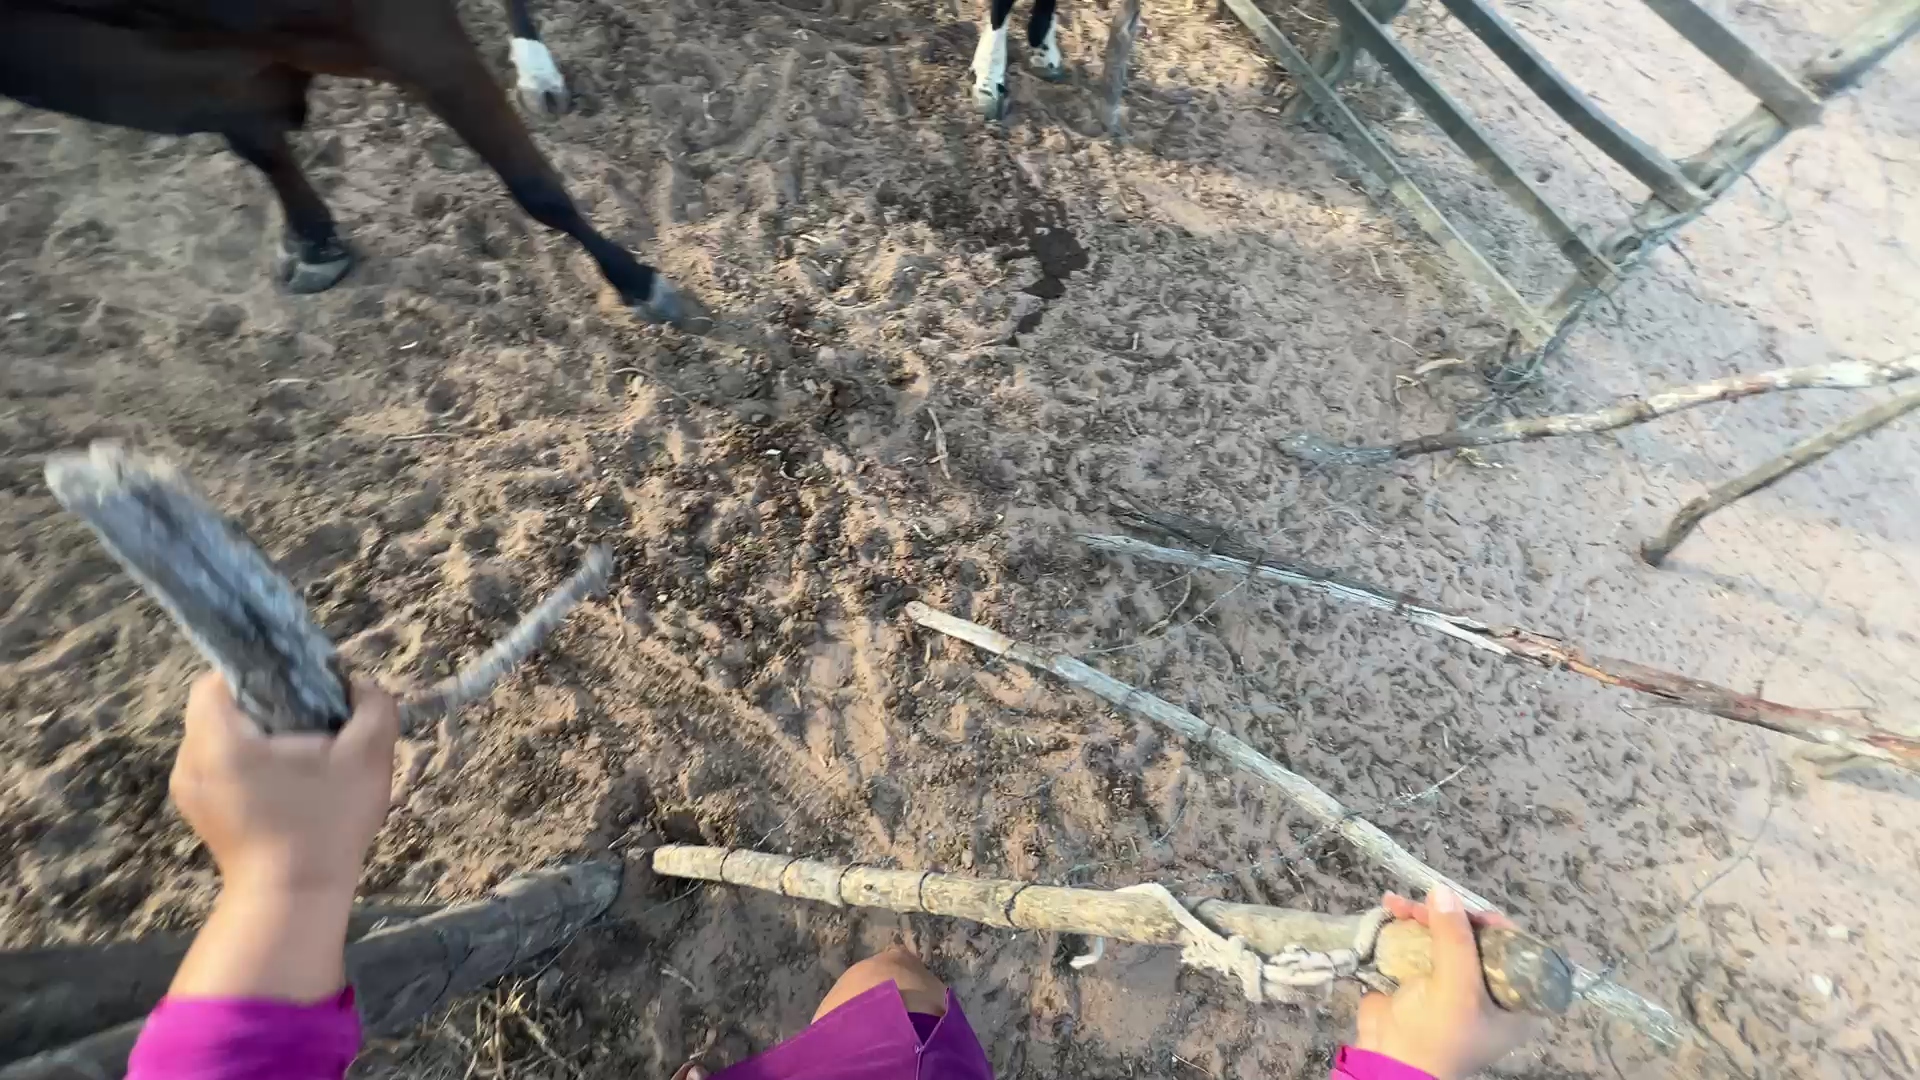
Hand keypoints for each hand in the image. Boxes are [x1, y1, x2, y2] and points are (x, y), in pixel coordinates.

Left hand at [171, 671, 398, 899]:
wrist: (296, 890)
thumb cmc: (330, 816)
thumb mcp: (371, 751)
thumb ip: (372, 704)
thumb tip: (359, 683)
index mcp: (223, 742)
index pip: (218, 682)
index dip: (261, 670)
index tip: (305, 682)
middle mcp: (191, 761)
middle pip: (222, 707)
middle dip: (271, 701)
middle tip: (319, 716)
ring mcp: (190, 788)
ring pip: (223, 734)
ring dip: (265, 728)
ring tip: (311, 747)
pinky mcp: (201, 807)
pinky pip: (222, 760)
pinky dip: (256, 754)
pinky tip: (294, 774)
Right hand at [1354, 885, 1537, 1079]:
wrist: (1389, 1057)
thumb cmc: (1438, 1034)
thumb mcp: (1455, 990)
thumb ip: (1455, 941)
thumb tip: (1443, 890)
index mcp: (1514, 1002)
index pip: (1516, 952)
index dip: (1493, 926)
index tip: (1465, 910)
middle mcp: (1487, 988)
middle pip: (1474, 936)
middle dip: (1446, 915)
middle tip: (1421, 907)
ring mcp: (1451, 980)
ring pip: (1443, 933)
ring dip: (1420, 913)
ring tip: (1396, 905)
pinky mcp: (1420, 974)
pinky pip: (1418, 939)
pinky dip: (1405, 921)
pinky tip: (1389, 908)